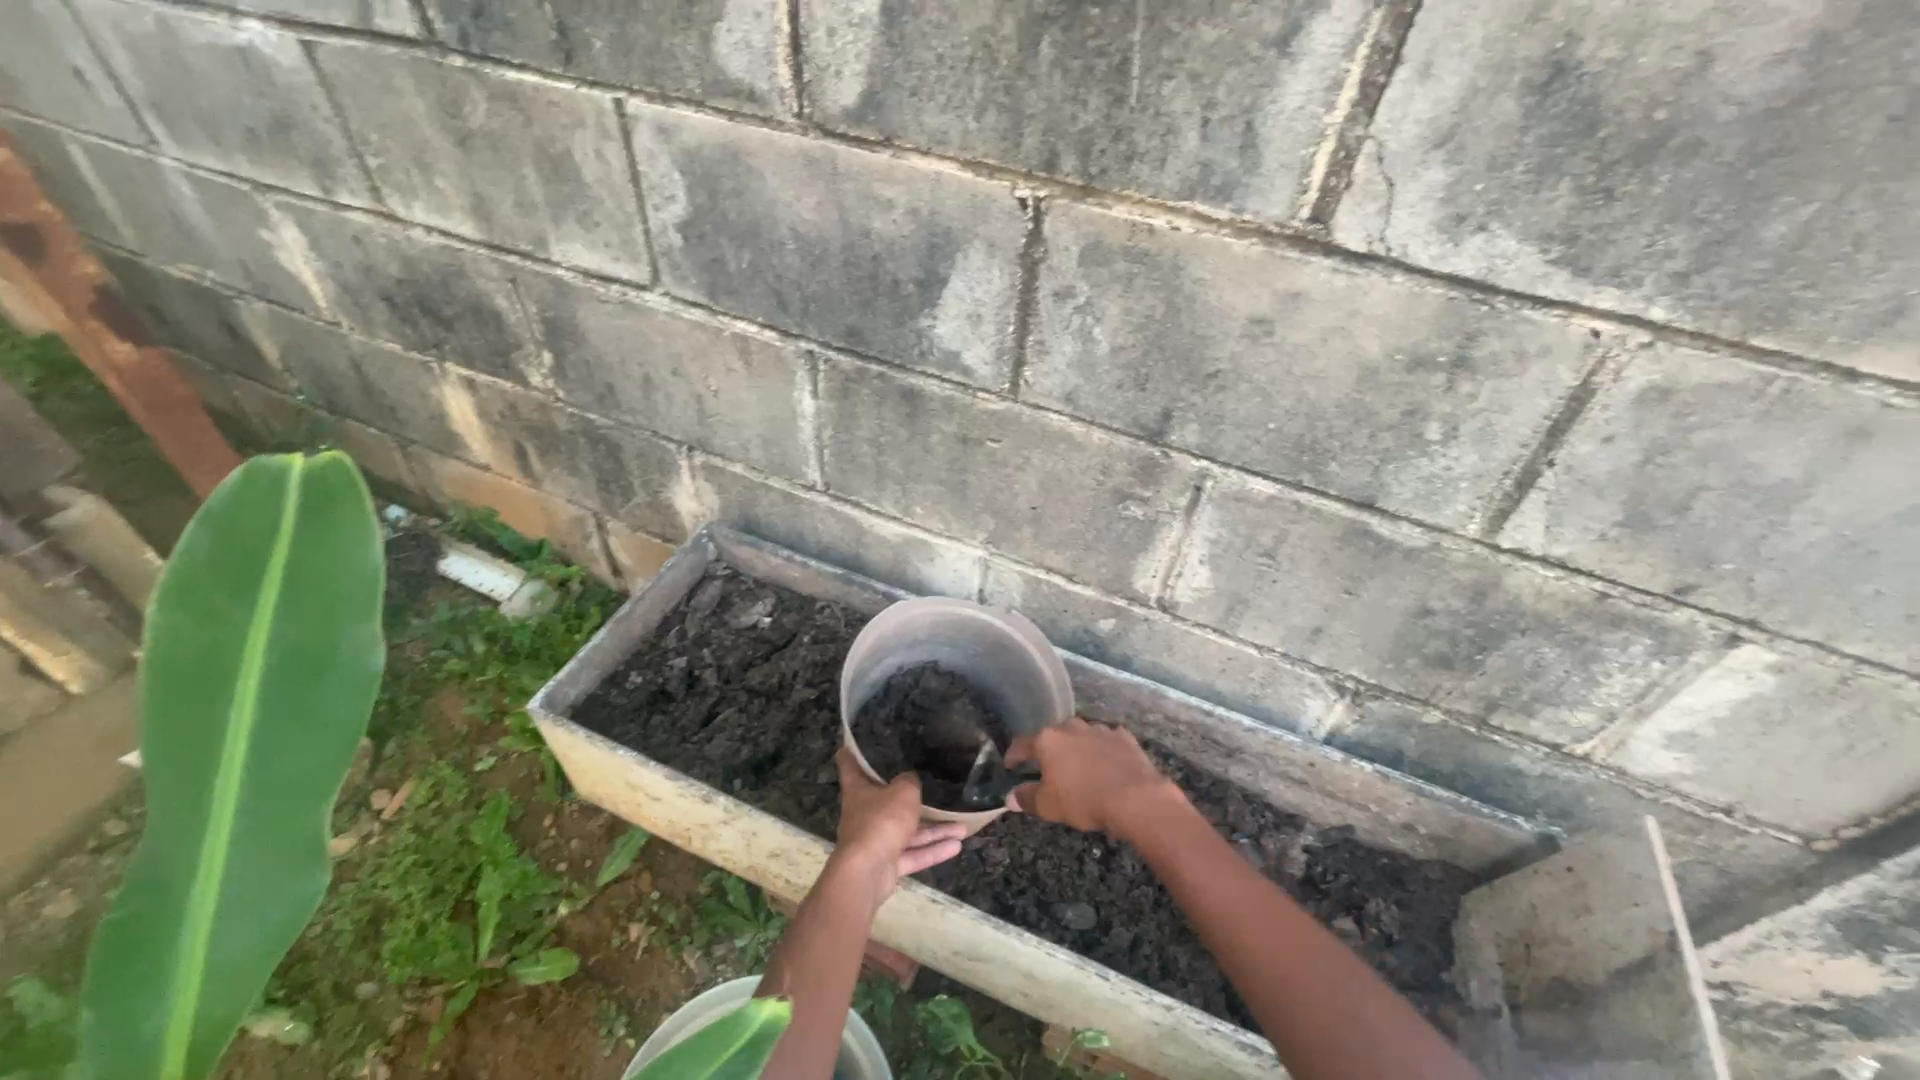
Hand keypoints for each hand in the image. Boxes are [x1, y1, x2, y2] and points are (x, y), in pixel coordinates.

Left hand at [833, 747, 965, 902]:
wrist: (868, 871)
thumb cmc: (881, 820)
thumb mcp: (902, 792)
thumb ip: (910, 782)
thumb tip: (910, 779)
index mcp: (858, 791)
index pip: (850, 767)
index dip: (851, 754)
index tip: (850, 744)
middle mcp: (865, 814)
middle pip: (886, 801)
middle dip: (909, 797)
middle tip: (930, 786)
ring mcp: (876, 841)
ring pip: (908, 832)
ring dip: (934, 831)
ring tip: (963, 827)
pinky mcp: (887, 864)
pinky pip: (913, 854)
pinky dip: (933, 851)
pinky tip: (957, 846)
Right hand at [1006, 717, 1186, 839]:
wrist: (1135, 798)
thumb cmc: (1084, 800)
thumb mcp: (1048, 806)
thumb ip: (1027, 798)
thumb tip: (1011, 796)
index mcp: (1048, 741)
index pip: (1023, 745)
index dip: (1014, 755)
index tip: (1010, 764)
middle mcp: (1072, 728)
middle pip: (1054, 736)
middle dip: (1049, 750)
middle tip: (1048, 767)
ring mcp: (1099, 730)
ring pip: (1081, 736)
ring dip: (1077, 748)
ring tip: (1079, 766)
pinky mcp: (1124, 737)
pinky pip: (1106, 742)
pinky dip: (1102, 751)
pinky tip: (1106, 764)